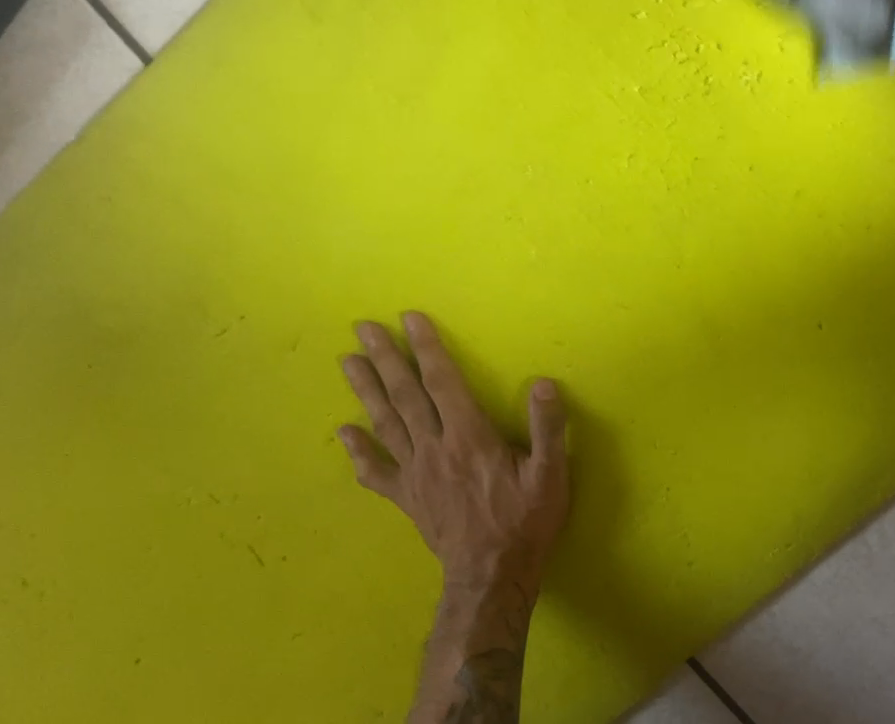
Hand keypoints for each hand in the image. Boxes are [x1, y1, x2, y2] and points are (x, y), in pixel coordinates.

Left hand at [337, 312, 570, 592]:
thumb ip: (548, 427)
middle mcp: (434, 449)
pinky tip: (344, 433)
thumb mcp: (550, 472)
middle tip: (363, 328)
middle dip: (385, 359)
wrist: (491, 574)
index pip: (443, 382)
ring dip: (365, 390)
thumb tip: (543, 383)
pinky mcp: (407, 497)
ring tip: (347, 361)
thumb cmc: (526, 519)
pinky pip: (376, 471)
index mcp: (469, 438)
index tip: (410, 319)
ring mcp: (415, 474)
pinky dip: (358, 450)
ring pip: (385, 423)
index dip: (427, 348)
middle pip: (405, 396)